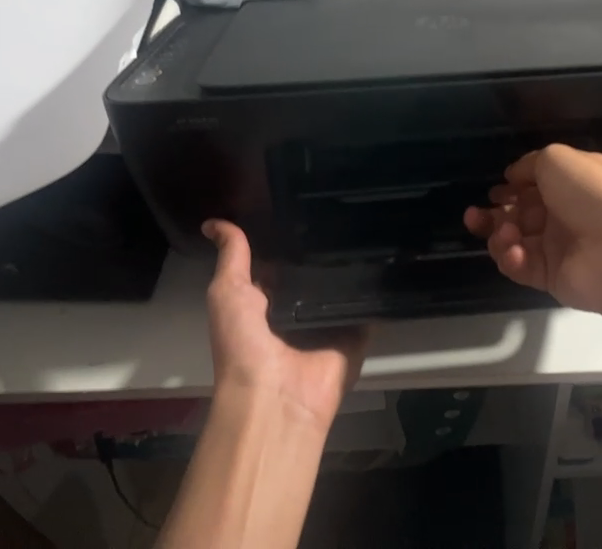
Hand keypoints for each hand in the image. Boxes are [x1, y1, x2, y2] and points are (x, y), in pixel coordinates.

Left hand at [201, 220, 366, 429]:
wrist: (275, 398)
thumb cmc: (243, 344)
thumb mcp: (227, 292)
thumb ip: (231, 257)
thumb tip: (213, 222)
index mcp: (263, 303)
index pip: (278, 264)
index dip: (287, 239)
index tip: (304, 204)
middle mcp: (296, 314)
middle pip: (313, 275)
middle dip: (324, 250)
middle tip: (343, 209)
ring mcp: (327, 326)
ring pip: (343, 288)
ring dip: (354, 266)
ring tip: (370, 226)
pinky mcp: (355, 337)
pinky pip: (369, 309)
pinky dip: (377, 291)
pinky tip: (389, 260)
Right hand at [462, 144, 601, 316]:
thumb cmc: (593, 195)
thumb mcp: (558, 159)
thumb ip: (529, 164)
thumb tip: (512, 176)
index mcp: (571, 183)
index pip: (533, 184)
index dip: (511, 187)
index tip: (494, 191)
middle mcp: (564, 213)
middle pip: (518, 214)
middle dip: (493, 213)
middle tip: (474, 216)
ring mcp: (558, 247)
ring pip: (515, 240)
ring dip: (500, 236)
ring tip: (504, 234)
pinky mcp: (552, 277)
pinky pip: (522, 267)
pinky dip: (512, 259)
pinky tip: (514, 253)